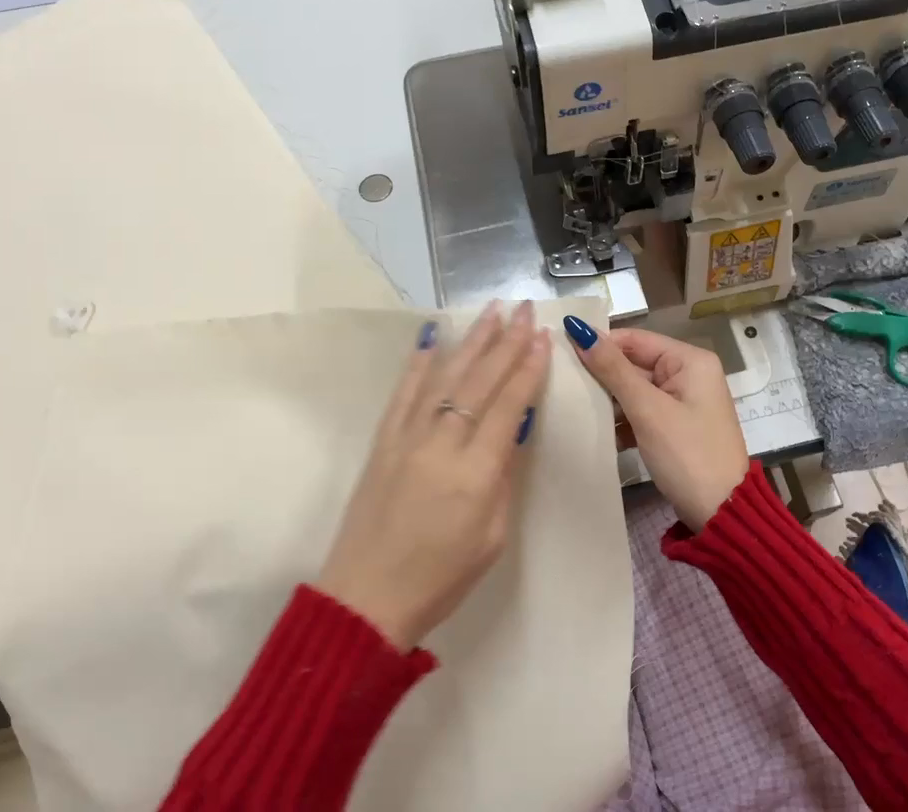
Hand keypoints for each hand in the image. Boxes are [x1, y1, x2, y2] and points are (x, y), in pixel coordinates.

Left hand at [316, 301, 550, 650]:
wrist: (365, 598)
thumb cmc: (441, 579)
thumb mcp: (492, 536)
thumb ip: (504, 477)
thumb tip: (513, 429)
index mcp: (475, 474)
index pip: (508, 406)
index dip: (528, 369)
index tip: (542, 337)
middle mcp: (440, 445)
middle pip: (478, 382)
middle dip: (505, 342)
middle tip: (522, 309)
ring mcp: (406, 439)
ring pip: (443, 377)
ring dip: (470, 341)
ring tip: (490, 312)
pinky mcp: (381, 442)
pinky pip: (403, 393)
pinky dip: (419, 362)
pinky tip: (431, 336)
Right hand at [564, 317, 748, 532]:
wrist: (721, 512)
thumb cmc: (687, 453)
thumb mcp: (648, 410)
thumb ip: (613, 370)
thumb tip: (580, 330)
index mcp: (690, 361)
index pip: (635, 339)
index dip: (600, 344)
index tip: (562, 355)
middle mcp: (689, 374)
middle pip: (635, 363)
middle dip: (601, 375)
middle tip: (561, 383)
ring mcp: (683, 402)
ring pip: (635, 390)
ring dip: (609, 400)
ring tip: (572, 406)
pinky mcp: (675, 427)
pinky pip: (642, 412)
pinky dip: (622, 420)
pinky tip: (597, 430)